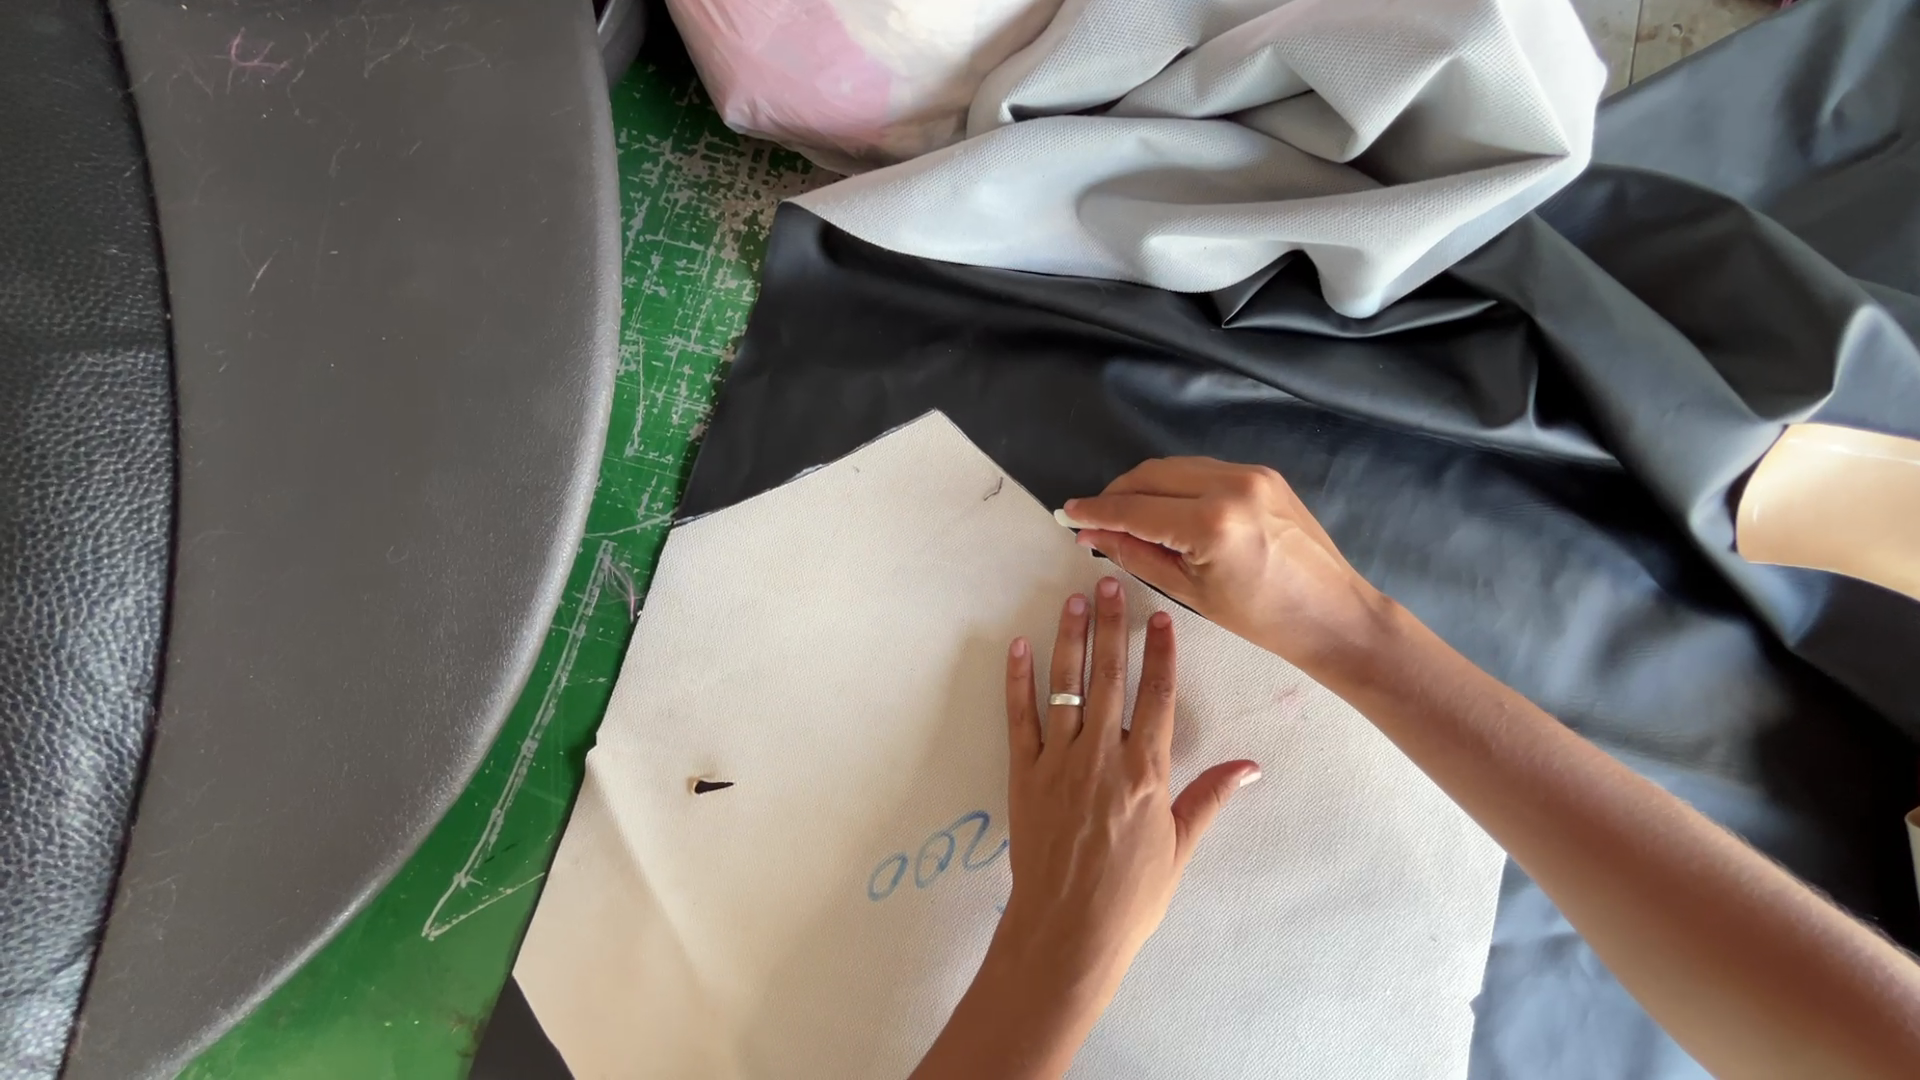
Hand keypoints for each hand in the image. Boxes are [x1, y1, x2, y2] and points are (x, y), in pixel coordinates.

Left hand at [912, 578, 1256, 1079]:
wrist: (1068, 932)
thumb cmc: (1130, 895)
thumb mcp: (1180, 848)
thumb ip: (1210, 799)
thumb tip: (1251, 767)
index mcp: (1147, 772)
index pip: (1159, 697)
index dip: (1162, 654)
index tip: (1162, 618)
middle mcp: (1103, 756)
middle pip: (1111, 678)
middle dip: (1113, 626)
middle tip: (1111, 583)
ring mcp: (1059, 761)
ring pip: (1066, 687)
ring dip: (1070, 639)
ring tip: (1073, 600)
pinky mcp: (1024, 772)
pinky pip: (1020, 717)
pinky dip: (1018, 680)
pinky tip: (1019, 647)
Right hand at [1063, 458, 1393, 674]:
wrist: (1333, 614)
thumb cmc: (1260, 618)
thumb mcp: (1188, 591)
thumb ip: (1135, 554)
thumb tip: (1092, 533)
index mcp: (1210, 523)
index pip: (1134, 508)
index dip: (1096, 510)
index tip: (1068, 513)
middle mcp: (1229, 485)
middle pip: (1149, 475)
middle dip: (1116, 493)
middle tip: (1096, 519)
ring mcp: (1250, 474)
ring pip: (1173, 467)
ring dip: (1144, 486)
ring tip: (1129, 515)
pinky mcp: (1263, 473)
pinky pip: (1201, 469)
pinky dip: (1174, 484)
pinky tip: (1167, 508)